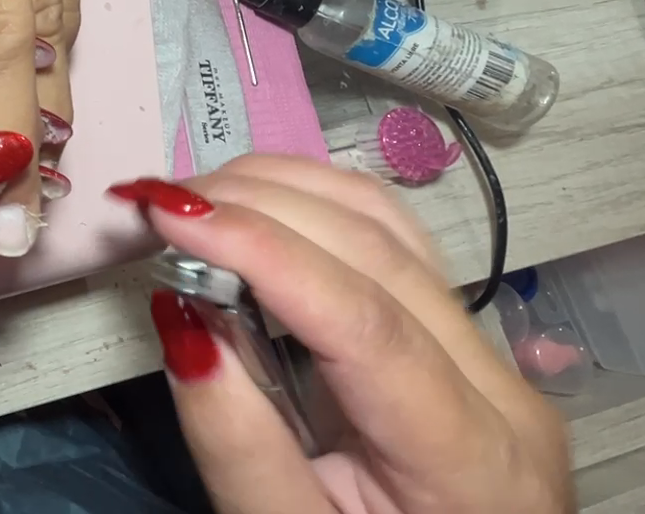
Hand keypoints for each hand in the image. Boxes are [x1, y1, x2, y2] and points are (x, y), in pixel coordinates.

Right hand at [110, 157, 571, 513]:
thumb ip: (236, 442)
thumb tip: (181, 318)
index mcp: (473, 457)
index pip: (364, 321)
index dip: (259, 250)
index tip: (163, 215)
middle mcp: (494, 379)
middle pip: (373, 246)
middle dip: (249, 203)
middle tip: (149, 203)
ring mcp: (477, 338)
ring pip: (378, 214)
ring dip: (270, 185)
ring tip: (183, 202)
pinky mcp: (444, 316)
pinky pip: (378, 223)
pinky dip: (297, 193)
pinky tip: (240, 204)